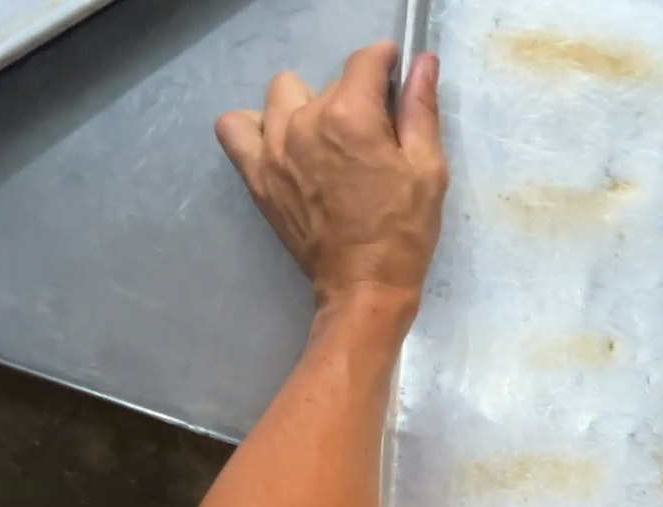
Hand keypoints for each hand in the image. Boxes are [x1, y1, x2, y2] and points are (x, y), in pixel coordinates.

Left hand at [216, 43, 447, 312]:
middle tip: (372, 143)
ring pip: (284, 95)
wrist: (364, 289)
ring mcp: (274, 148)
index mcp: (350, 116)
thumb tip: (423, 62)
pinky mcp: (257, 176)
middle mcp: (305, 121)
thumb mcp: (428, 171)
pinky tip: (281, 146)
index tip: (394, 79)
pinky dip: (255, 128)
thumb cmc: (404, 234)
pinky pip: (235, 128)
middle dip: (354, 102)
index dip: (385, 65)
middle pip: (330, 84)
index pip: (365, 62)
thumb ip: (421, 110)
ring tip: (326, 143)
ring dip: (306, 108)